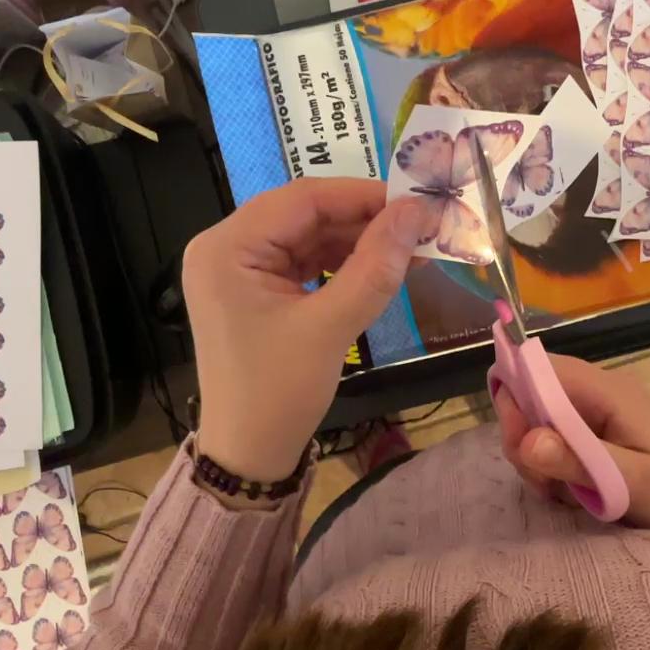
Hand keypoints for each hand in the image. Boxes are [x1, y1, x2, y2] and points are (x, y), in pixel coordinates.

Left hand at [183, 178, 427, 481]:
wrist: (248, 454)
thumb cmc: (279, 392)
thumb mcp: (330, 327)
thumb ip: (375, 266)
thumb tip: (417, 212)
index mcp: (227, 247)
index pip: (303, 199)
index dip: (363, 195)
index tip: (417, 201)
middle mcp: (226, 248)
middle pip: (305, 215)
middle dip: (364, 220)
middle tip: (422, 226)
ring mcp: (239, 270)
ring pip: (309, 238)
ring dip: (358, 242)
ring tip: (412, 248)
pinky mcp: (256, 291)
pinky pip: (305, 263)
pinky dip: (343, 264)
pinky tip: (381, 267)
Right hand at [495, 354, 649, 542]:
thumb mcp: (635, 483)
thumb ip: (579, 461)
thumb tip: (525, 440)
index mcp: (609, 390)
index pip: (539, 368)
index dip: (515, 398)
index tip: (519, 446)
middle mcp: (601, 392)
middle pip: (535, 396)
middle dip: (525, 439)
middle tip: (544, 484)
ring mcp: (603, 413)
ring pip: (543, 422)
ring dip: (539, 459)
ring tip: (563, 494)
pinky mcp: (605, 434)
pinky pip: (561, 440)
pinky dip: (556, 466)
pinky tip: (574, 492)